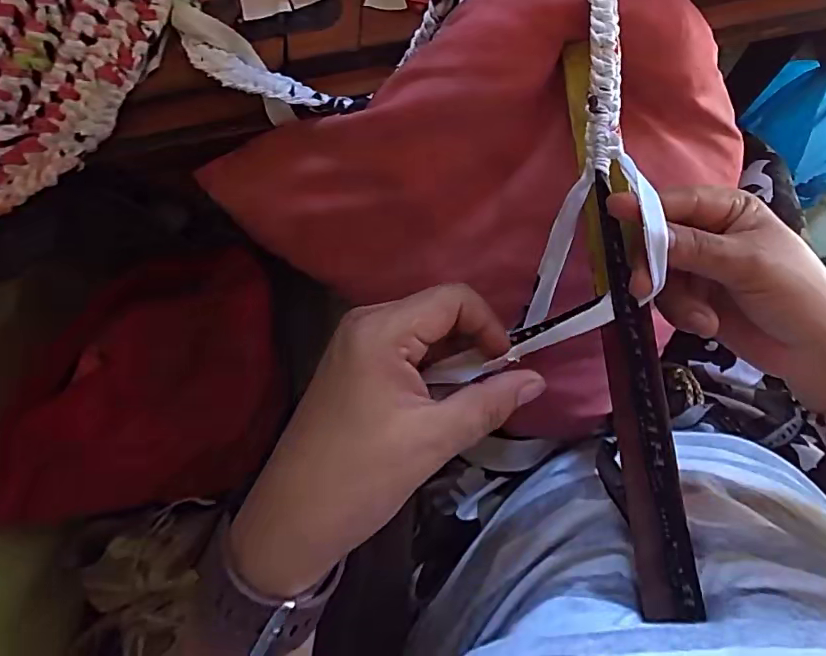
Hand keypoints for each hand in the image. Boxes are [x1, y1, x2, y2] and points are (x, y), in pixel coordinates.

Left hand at [226, 284, 545, 596]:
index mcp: (381, 329)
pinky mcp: (355, 363)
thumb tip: (537, 380)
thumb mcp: (432, 440)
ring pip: (426, 330)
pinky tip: (441, 399)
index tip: (505, 365)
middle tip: (492, 383)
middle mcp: (367, 322)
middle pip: (439, 310)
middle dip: (473, 341)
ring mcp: (357, 341)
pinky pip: (407, 348)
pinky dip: (433, 367)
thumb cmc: (359, 478)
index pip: (453, 298)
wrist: (287, 527)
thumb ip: (489, 403)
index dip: (488, 324)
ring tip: (469, 395)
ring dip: (455, 357)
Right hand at [611, 185, 825, 414]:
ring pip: (661, 272)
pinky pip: (669, 298)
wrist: (820, 357)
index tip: (613, 211)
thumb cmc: (796, 294)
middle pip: (660, 237)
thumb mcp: (746, 264)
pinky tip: (707, 325)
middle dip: (654, 263)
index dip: (646, 208)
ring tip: (701, 319)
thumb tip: (643, 226)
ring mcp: (703, 267)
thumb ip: (692, 247)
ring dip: (674, 297)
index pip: (678, 201)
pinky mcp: (698, 299)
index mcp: (729, 209)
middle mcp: (711, 232)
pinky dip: (682, 313)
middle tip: (642, 285)